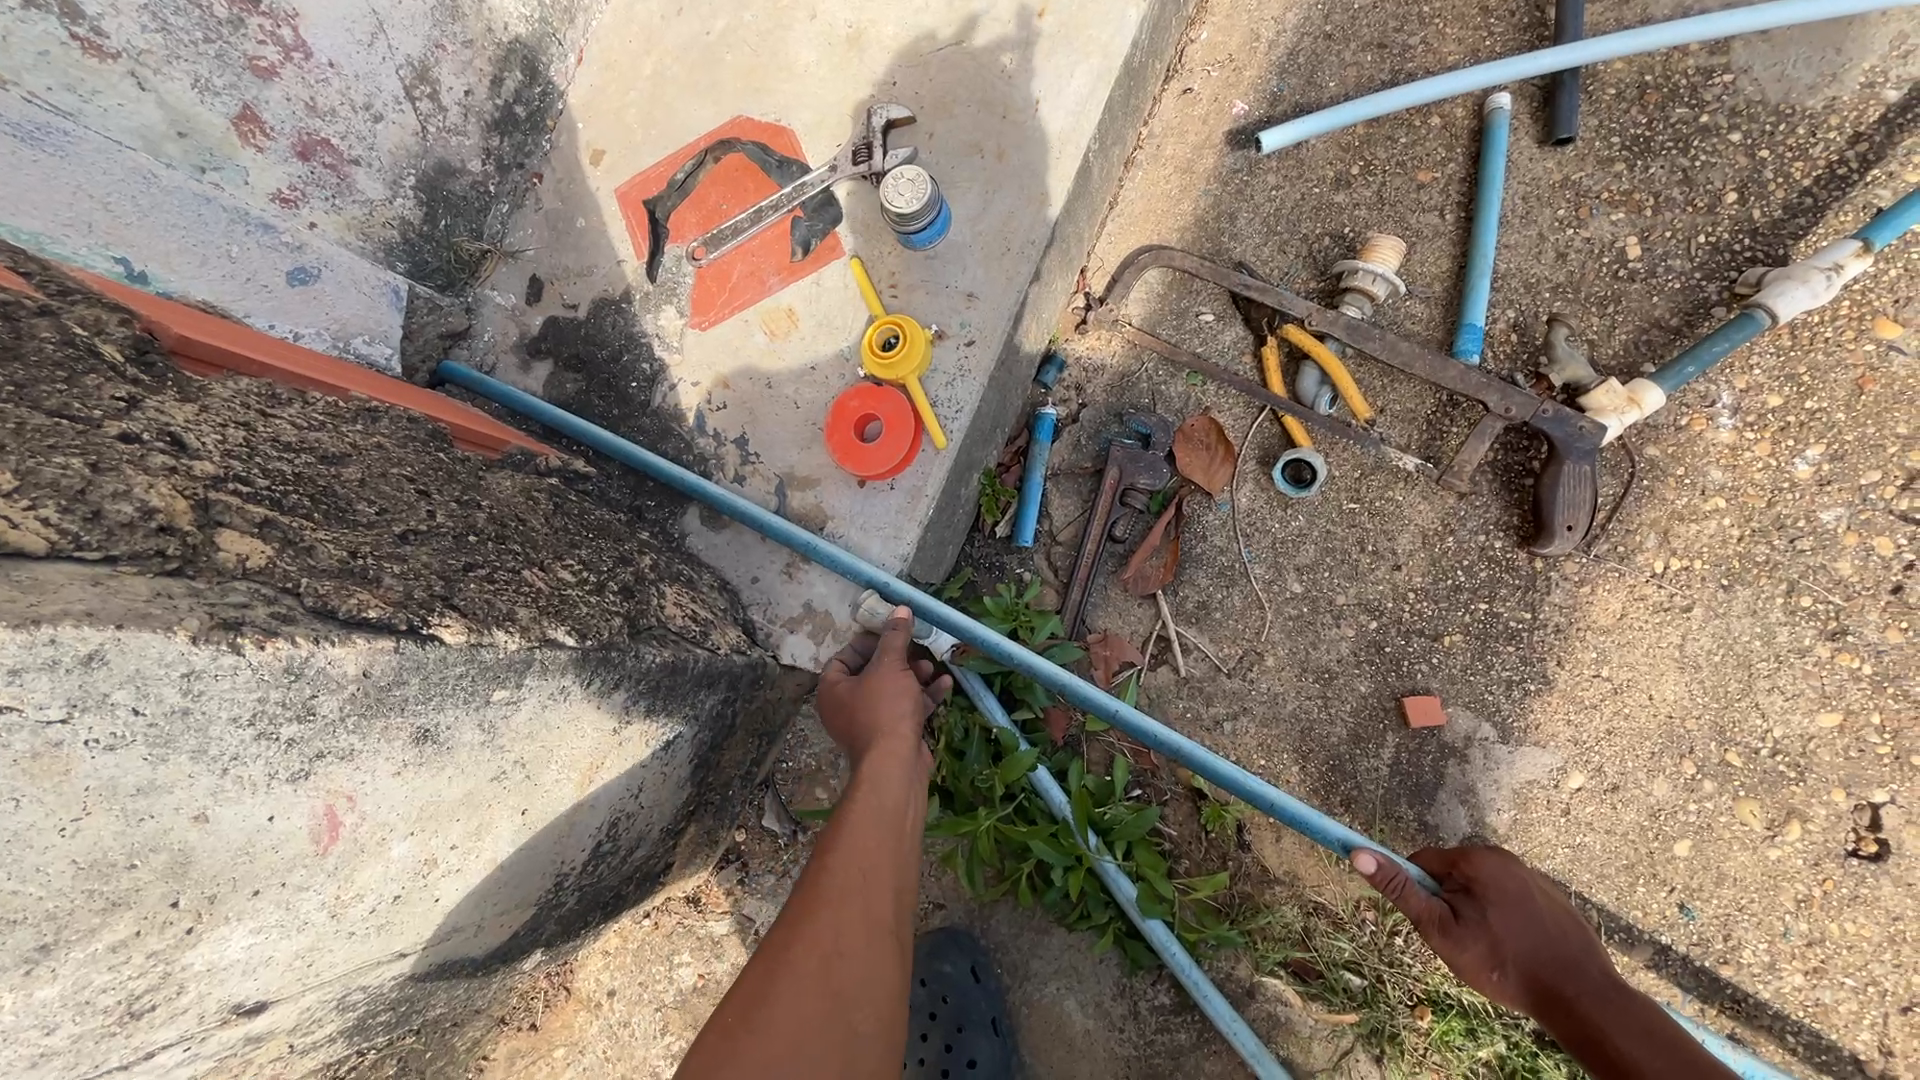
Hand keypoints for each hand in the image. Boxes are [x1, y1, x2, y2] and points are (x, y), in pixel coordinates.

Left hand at [815, 605, 952, 769]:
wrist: (896, 764)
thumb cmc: (884, 709)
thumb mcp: (890, 665)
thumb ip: (895, 636)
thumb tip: (901, 609)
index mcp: (832, 689)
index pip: (844, 657)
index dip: (867, 642)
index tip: (889, 633)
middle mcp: (846, 706)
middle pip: (872, 673)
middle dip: (898, 659)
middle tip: (916, 648)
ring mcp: (870, 723)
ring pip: (892, 691)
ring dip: (914, 676)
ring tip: (931, 667)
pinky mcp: (893, 735)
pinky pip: (906, 709)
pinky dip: (923, 696)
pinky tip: (945, 685)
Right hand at [1350, 845, 1619, 1018]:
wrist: (1583, 998)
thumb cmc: (1502, 963)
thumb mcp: (1440, 929)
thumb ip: (1400, 889)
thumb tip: (1358, 853)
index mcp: (1474, 859)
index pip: (1422, 862)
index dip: (1419, 893)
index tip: (1434, 924)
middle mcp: (1504, 857)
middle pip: (1452, 873)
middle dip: (1449, 902)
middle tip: (1462, 940)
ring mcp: (1533, 876)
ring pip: (1482, 887)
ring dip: (1476, 909)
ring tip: (1492, 948)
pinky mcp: (1553, 897)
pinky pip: (1511, 897)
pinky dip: (1505, 916)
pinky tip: (1517, 947)